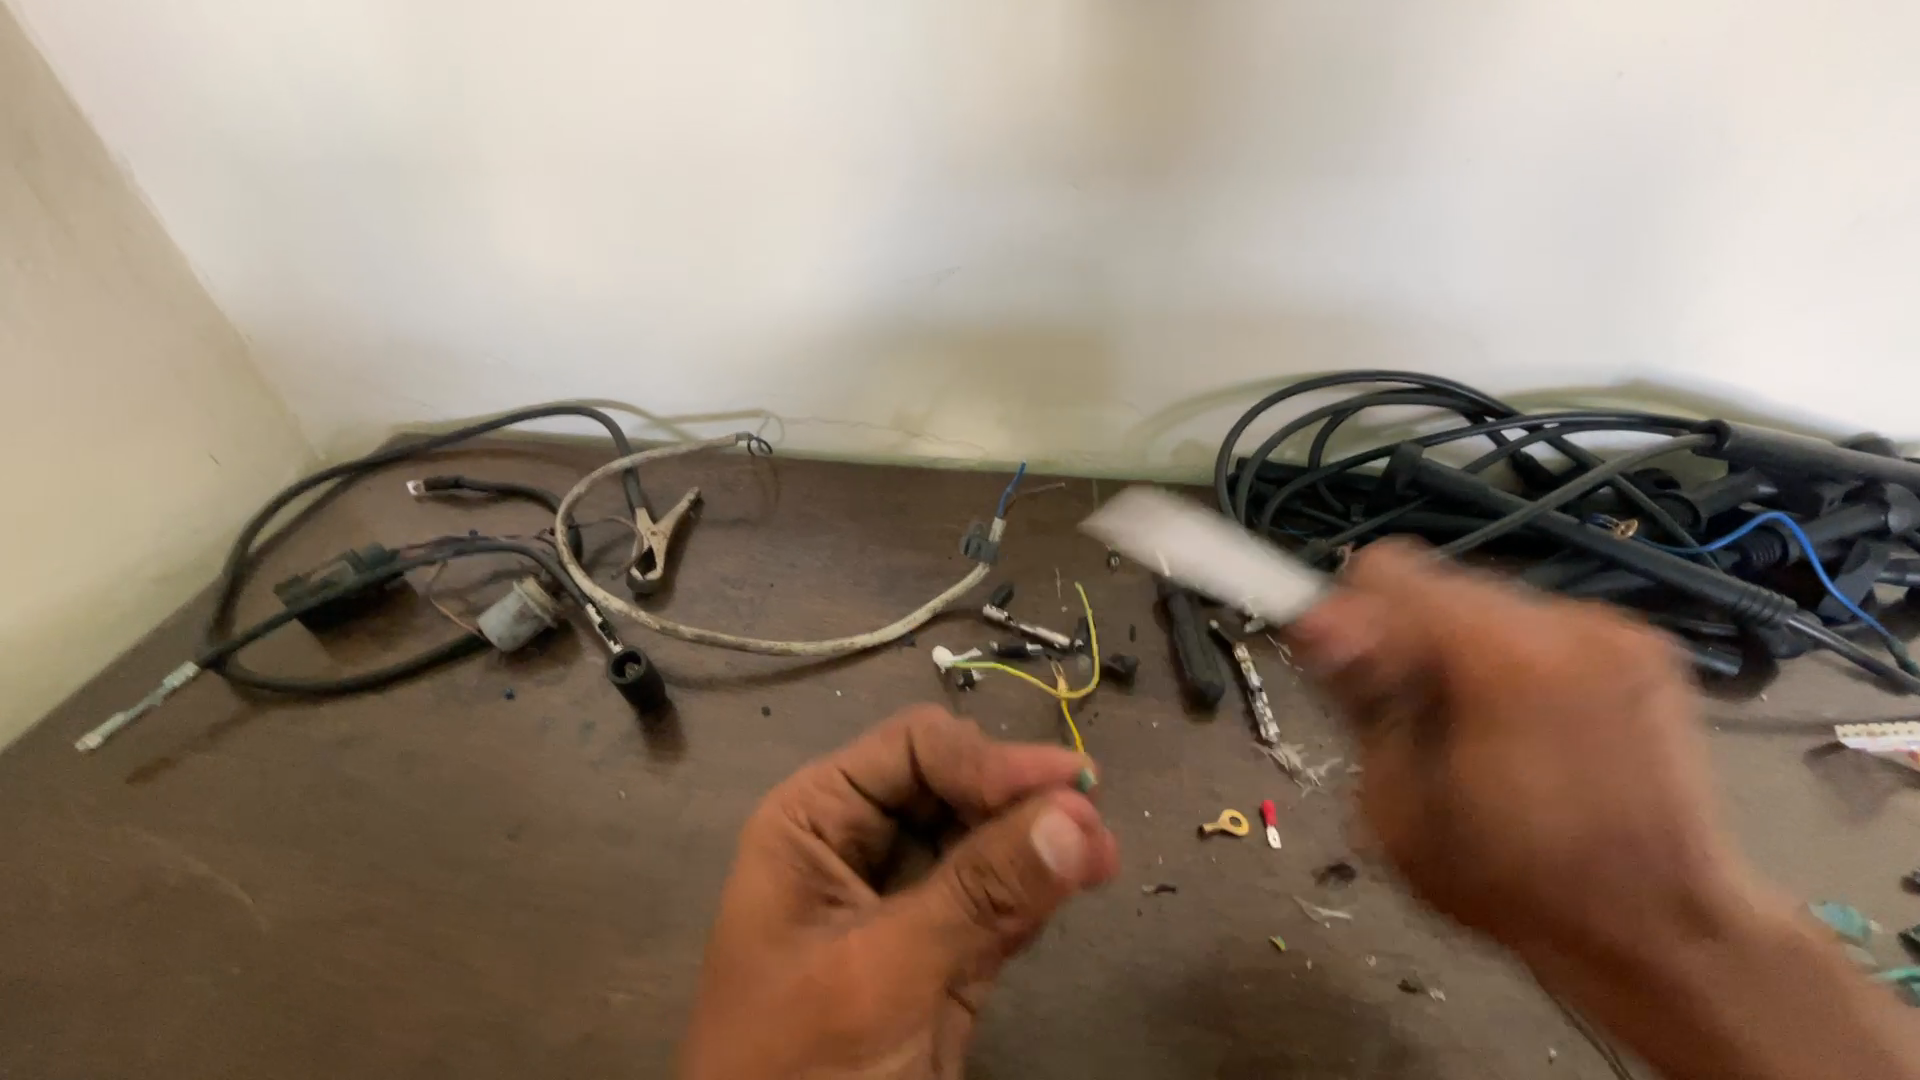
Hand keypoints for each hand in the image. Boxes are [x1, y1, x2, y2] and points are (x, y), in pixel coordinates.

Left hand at [679, 705, 1118, 1079]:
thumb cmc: (800, 1066)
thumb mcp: (880, 973)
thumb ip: (977, 892)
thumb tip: (1077, 813)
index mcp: (817, 819)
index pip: (912, 750)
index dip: (987, 758)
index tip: (1063, 783)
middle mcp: (861, 840)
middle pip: (954, 783)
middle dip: (1019, 796)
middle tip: (1092, 811)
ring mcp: (906, 893)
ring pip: (984, 836)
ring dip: (1041, 837)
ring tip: (1103, 850)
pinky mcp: (942, 945)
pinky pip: (999, 894)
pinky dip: (1039, 885)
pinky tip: (1085, 875)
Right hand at [1285, 539, 1753, 968]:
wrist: (1668, 931)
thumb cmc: (1509, 883)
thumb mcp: (1396, 803)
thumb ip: (1359, 695)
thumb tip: (1316, 616)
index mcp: (1503, 658)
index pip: (1385, 571)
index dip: (1348, 615)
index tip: (1347, 673)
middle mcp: (1567, 623)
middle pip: (1433, 582)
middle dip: (1400, 634)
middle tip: (1403, 712)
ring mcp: (1613, 629)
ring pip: (1476, 597)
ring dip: (1446, 645)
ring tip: (1463, 724)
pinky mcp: (1640, 644)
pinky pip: (1526, 619)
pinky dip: (1497, 655)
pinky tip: (1512, 721)